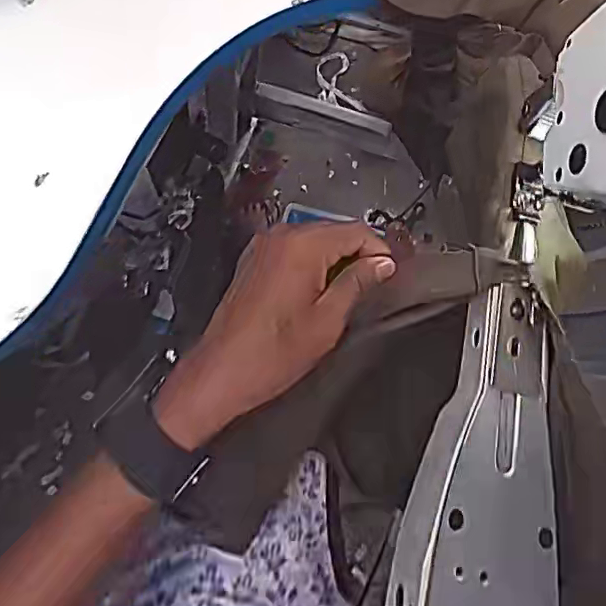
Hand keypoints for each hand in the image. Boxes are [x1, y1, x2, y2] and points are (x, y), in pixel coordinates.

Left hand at [152, 221, 393, 447]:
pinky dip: (312, 262)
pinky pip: (295, 248)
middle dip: (358, 253)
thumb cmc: (267, 355)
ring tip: (345, 291)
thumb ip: (358, 283)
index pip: (357, 231)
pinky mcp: (255, 259)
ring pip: (317, 238)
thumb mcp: (328, 320)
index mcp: (302, 246)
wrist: (219, 375)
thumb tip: (381, 264)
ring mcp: (265, 246)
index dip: (378, 251)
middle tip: (373, 282)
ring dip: (336, 258)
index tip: (387, 270)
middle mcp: (282, 237)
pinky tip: (316, 291)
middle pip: (337, 230)